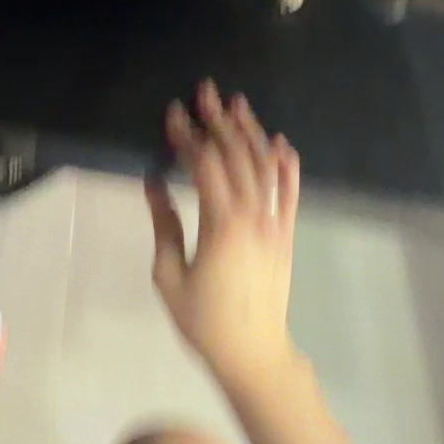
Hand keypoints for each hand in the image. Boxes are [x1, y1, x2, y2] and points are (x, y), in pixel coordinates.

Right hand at [148, 80, 302, 393]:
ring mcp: (275, 223)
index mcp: (220, 224)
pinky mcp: (287, 233)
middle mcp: (253, 216)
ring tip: (238, 103)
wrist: (253, 353)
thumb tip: (153, 181)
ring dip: (251, 132)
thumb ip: (164, 224)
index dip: (187, 135)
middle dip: (219, 120)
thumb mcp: (168, 276)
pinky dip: (286, 164)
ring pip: (264, 166)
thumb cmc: (204, 320)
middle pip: (236, 155)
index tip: (173, 113)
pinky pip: (290, 191)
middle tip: (206, 90)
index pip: (203, 164)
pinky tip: (279, 141)